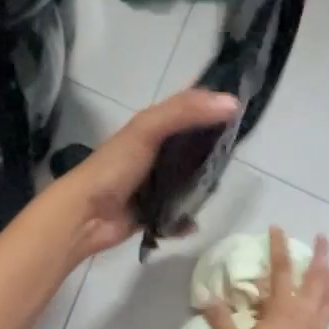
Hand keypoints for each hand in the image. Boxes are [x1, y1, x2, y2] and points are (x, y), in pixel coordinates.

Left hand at [43, 89, 241, 260]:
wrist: (84, 215)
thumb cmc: (114, 168)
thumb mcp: (148, 129)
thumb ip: (186, 112)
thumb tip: (233, 104)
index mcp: (153, 128)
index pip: (190, 111)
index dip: (213, 107)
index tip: (243, 111)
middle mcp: (155, 154)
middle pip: (193, 149)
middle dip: (212, 152)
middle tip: (235, 155)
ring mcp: (153, 186)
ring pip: (187, 183)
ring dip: (201, 188)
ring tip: (217, 189)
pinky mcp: (151, 214)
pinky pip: (175, 216)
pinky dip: (185, 220)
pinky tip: (192, 223)